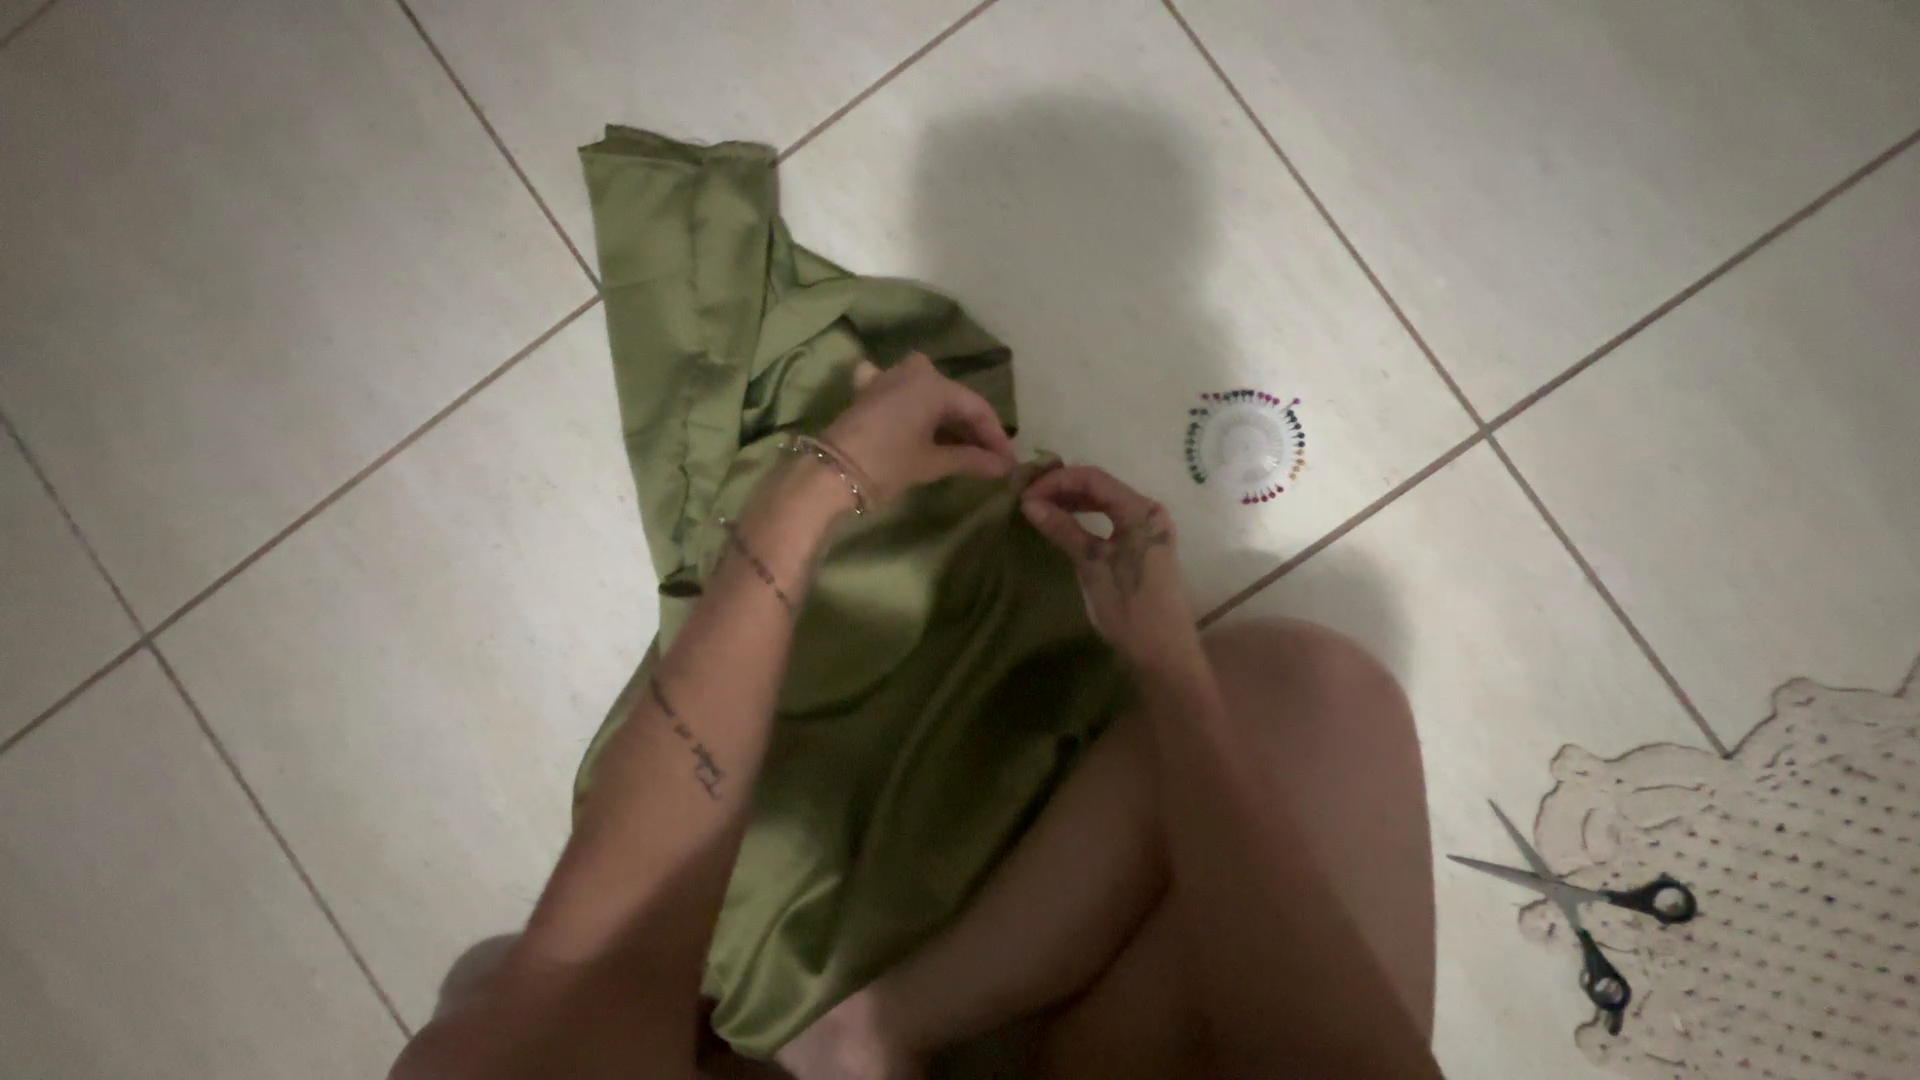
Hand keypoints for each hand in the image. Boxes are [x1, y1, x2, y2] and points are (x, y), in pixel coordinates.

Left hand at [818, 353, 1018, 505]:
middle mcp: (914, 372)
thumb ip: (971, 460)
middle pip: (954, 398)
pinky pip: (896, 387)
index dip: (995, 436)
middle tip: (987, 456)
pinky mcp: (867, 391)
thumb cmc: (887, 465)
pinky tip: (909, 411)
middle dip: (971, 427)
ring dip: (944, 414)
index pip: (977, 408)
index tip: (1007, 462)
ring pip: (927, 390)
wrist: (830, 472)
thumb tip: (1004, 467)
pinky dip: (908, 399)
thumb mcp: (932, 463)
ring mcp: (887, 377)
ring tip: (958, 443)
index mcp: (935, 385)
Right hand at [1020, 466, 1200, 665]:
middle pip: (1099, 486)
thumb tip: (1029, 503)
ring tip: (1039, 510)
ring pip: (1104, 502)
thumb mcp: (1092, 566)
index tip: (1025, 495)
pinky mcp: (1144, 546)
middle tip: (1027, 500)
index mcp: (1141, 511)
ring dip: (1072, 502)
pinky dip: (1086, 517)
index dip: (1056, 481)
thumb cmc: (1130, 610)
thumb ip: (1064, 530)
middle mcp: (1149, 511)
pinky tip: (1063, 524)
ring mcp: (1148, 529)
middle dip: (1062, 488)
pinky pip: (1111, 519)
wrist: (1164, 655)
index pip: (1093, 478)